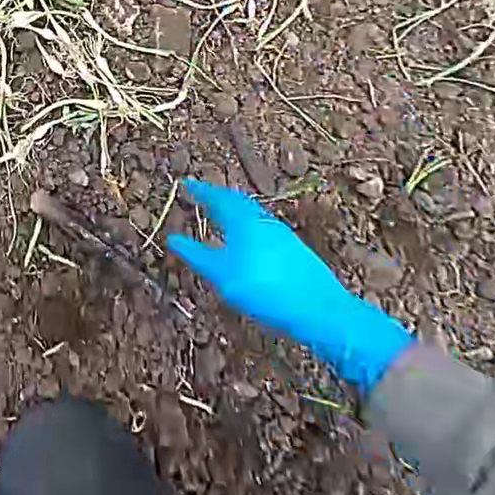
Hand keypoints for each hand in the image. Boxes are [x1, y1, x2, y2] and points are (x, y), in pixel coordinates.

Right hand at [168, 179, 412, 393]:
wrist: (321, 310)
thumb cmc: (264, 288)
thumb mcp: (222, 275)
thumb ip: (197, 256)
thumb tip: (173, 239)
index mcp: (243, 220)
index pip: (218, 197)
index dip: (201, 190)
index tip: (186, 183)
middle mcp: (263, 220)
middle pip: (237, 203)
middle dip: (218, 199)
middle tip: (202, 197)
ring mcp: (281, 234)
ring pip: (252, 215)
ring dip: (234, 212)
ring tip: (221, 218)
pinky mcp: (293, 250)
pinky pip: (262, 228)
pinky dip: (247, 227)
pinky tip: (247, 243)